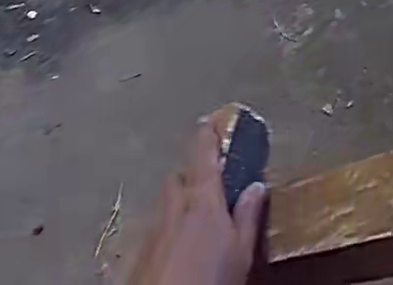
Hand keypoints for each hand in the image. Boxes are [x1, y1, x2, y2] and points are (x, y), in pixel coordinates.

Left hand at [126, 118, 267, 284]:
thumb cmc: (210, 282)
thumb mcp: (241, 253)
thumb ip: (248, 216)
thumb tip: (256, 185)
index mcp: (202, 197)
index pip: (203, 151)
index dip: (208, 134)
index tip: (214, 123)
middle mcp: (173, 206)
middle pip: (177, 177)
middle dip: (190, 178)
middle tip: (209, 191)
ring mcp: (150, 231)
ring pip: (163, 205)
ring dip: (176, 205)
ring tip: (193, 225)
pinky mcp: (136, 256)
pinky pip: (153, 231)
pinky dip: (165, 232)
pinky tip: (174, 252)